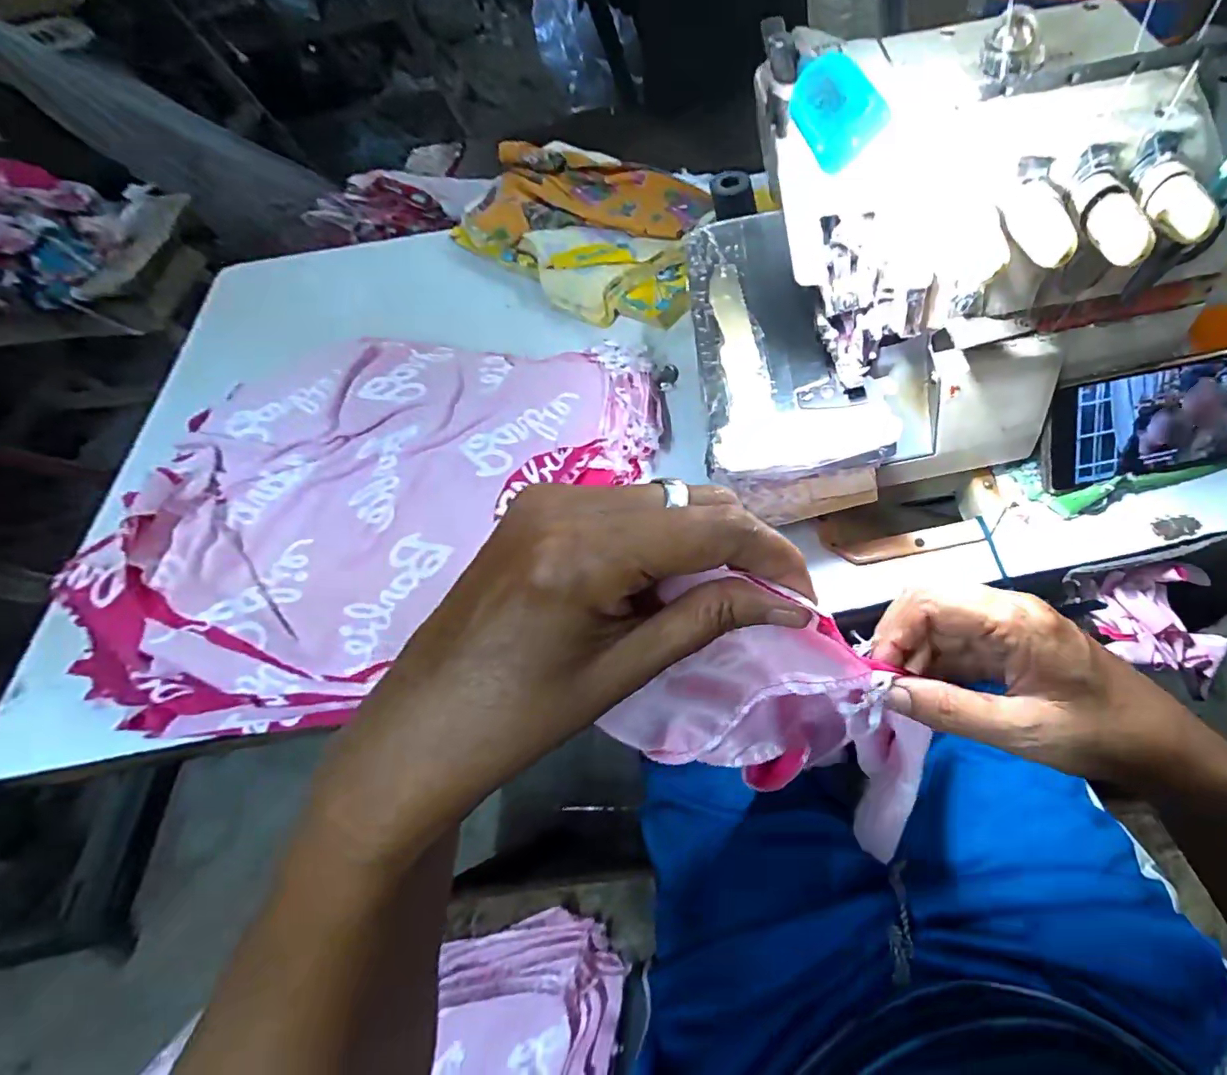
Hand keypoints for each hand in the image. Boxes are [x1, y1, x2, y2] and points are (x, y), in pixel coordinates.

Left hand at [306, 482, 812, 868]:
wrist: (420, 730)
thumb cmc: (519, 718)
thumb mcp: (624, 670)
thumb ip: (708, 620)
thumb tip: (786, 605)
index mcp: (583, 549)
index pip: (710, 530)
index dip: (771, 558)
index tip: (806, 597)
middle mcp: (568, 501)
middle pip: (693, 503)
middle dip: (747, 545)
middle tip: (779, 595)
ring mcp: (549, 497)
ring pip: (666, 499)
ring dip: (710, 539)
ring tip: (735, 591)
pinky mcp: (541, 507)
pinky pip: (630, 508)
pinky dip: (668, 537)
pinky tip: (675, 578)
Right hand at [870, 586, 1226, 802]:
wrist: (1155, 743)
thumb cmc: (1094, 734)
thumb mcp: (1019, 731)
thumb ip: (950, 710)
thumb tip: (889, 693)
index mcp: (1011, 619)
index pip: (929, 600)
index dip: (893, 632)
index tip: (878, 678)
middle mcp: (1004, 609)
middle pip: (929, 605)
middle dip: (898, 642)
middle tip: (884, 688)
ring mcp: (1006, 625)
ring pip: (939, 625)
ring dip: (913, 657)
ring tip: (901, 698)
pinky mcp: (1008, 644)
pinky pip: (957, 645)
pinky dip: (934, 666)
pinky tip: (926, 695)